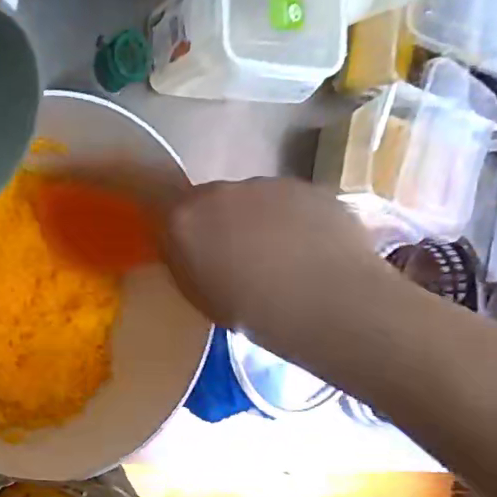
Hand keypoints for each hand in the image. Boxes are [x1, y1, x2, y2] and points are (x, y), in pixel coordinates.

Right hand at [164, 177, 397, 351]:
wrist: (329, 302)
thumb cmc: (252, 312)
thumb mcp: (199, 296)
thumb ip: (185, 262)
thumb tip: (186, 248)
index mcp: (184, 219)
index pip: (167, 212)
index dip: (179, 231)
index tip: (190, 253)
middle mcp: (220, 191)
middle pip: (211, 202)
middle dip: (219, 224)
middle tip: (236, 261)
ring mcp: (267, 184)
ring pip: (253, 200)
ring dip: (258, 221)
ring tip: (280, 260)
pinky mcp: (309, 187)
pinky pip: (290, 203)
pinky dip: (293, 222)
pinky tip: (309, 253)